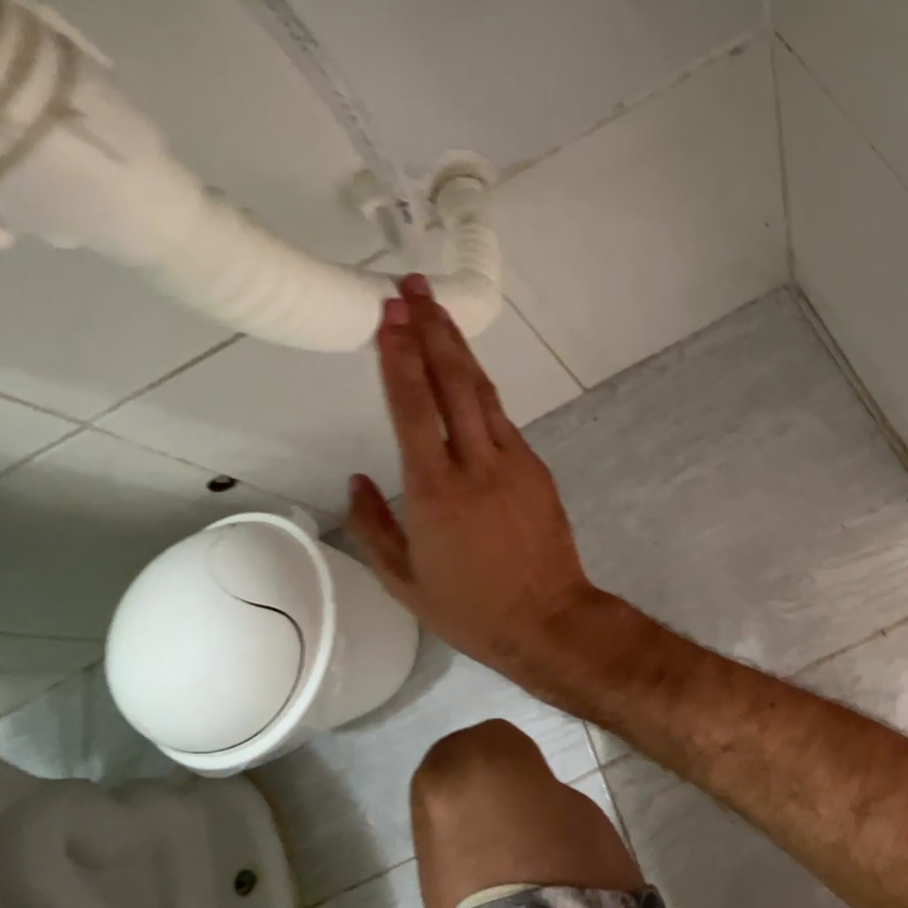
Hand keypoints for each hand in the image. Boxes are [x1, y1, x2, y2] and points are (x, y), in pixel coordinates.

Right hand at [347, 274, 607, 683]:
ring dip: (457, 347)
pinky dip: (479, 386)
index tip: (390, 316)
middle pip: (452, 381)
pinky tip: (464, 370)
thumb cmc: (470, 609)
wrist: (550, 620)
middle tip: (412, 287)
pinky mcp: (535, 465)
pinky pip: (500, 417)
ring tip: (435, 310)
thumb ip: (373, 526)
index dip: (400, 357)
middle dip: (431, 329)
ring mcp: (512, 460)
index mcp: (435, 492)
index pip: (414, 408)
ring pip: (481, 390)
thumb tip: (358, 477)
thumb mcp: (404, 581)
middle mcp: (475, 464)